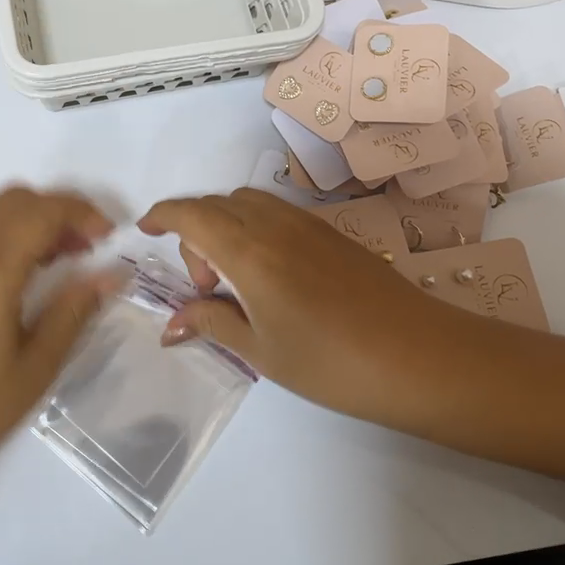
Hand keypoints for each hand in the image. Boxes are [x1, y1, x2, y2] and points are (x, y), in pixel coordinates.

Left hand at [0, 187, 121, 501]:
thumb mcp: (32, 369)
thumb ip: (73, 310)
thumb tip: (109, 274)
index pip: (46, 210)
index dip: (84, 213)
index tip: (107, 238)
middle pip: (12, 200)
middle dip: (53, 213)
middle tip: (79, 252)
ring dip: (17, 225)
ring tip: (39, 269)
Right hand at [139, 188, 465, 428]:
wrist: (419, 357)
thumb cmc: (330, 362)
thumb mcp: (260, 350)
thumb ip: (212, 324)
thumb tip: (172, 325)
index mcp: (248, 250)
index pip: (190, 214)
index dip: (162, 215)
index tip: (144, 230)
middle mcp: (274, 224)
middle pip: (217, 204)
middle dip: (194, 233)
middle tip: (205, 287)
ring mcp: (307, 223)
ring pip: (247, 203)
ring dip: (225, 227)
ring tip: (236, 282)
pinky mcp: (331, 232)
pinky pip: (275, 212)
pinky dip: (254, 228)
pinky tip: (269, 275)